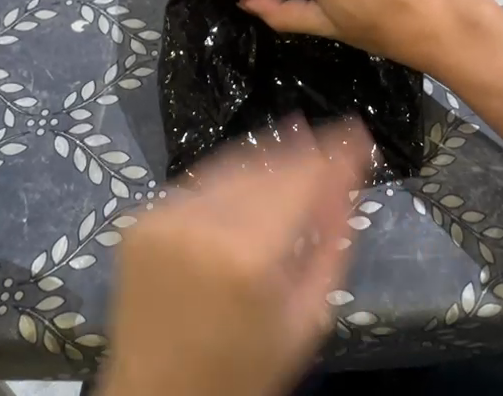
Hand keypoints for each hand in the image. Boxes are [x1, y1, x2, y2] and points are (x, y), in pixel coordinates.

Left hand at [101, 121, 370, 395]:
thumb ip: (332, 244)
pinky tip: (252, 183)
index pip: (303, 177)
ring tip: (297, 154)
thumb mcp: (306, 318)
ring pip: (234, 166)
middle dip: (305, 152)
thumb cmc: (243, 369)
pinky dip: (231, 179)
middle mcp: (204, 223)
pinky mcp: (143, 218)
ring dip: (269, 159)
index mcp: (250, 253)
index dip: (335, 150)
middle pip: (270, 164)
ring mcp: (168, 216)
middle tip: (333, 143)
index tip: (358, 133)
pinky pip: (201, 183)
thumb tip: (347, 181)